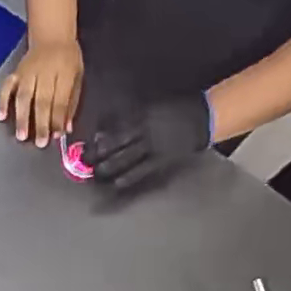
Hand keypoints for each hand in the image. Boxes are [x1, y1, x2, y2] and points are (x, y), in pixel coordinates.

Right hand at [0, 38, 82, 145]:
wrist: (52, 34)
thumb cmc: (67, 59)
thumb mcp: (77, 76)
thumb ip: (71, 102)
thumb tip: (66, 128)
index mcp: (64, 71)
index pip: (60, 99)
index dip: (58, 119)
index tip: (56, 136)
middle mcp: (45, 71)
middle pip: (42, 100)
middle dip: (41, 123)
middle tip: (40, 143)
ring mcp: (28, 71)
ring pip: (24, 96)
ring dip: (22, 117)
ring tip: (21, 136)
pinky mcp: (16, 72)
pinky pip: (7, 86)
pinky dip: (2, 101)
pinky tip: (1, 116)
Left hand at [86, 92, 211, 191]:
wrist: (203, 117)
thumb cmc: (176, 111)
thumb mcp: (153, 108)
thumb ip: (133, 117)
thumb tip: (107, 129)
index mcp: (143, 115)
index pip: (117, 128)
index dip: (102, 138)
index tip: (89, 144)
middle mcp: (144, 130)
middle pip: (117, 143)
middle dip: (100, 154)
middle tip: (86, 162)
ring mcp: (153, 145)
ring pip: (126, 157)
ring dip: (110, 166)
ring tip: (97, 173)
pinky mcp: (161, 159)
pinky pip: (142, 169)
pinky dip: (129, 176)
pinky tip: (117, 183)